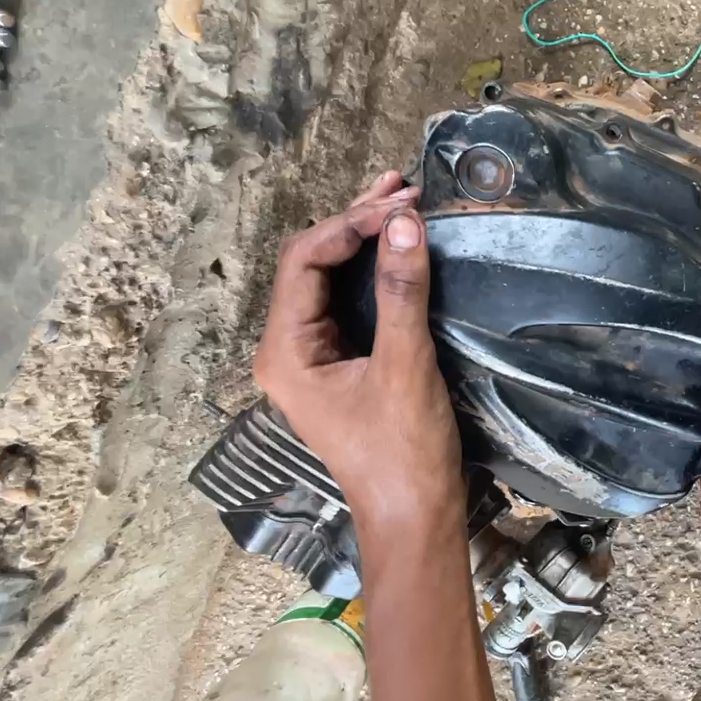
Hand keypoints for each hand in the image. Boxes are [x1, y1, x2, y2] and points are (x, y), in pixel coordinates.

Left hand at [253, 171, 465, 528]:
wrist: (416, 513)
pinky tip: (402, 249)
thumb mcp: (405, 367)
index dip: (349, 225)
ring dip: (366, 240)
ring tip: (404, 202)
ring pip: (332, 280)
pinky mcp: (344, 363)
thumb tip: (407, 223)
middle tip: (404, 187)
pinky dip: (377, 270)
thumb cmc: (403, 449)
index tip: (402, 207)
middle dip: (356, 222)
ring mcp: (316, 356)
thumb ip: (403, 294)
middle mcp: (289, 348)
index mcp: (285, 350)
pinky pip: (352, 302)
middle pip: (313, 264)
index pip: (304, 261)